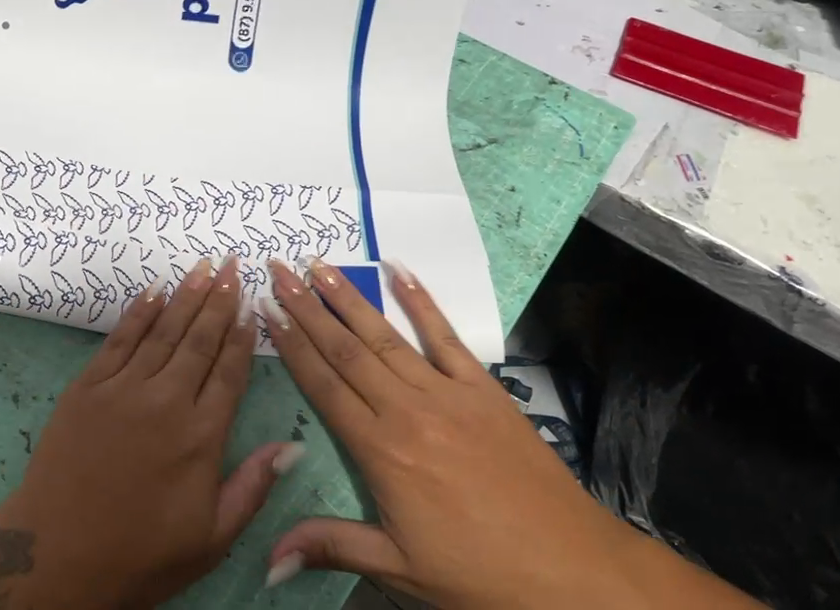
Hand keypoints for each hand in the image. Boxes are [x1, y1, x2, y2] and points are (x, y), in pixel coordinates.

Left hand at [0, 256, 303, 609]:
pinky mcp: (88, 386)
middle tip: (230, 265)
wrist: (58, 554)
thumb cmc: (142, 554)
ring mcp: (123, 389)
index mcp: (202, 437)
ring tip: (202, 268)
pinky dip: (139, 313)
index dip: (243, 336)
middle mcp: (166, 401)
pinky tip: (154, 292)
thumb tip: (292, 444)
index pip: (229, 372)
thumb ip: (252, 486)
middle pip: (199, 340)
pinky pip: (119, 339)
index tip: (252, 305)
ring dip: (185, 297)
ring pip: (162, 332)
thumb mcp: (212, 538)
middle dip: (218, 300)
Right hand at [260, 257, 763, 609]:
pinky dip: (421, 302)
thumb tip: (265, 560)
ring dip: (348, 298)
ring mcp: (448, 394)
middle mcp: (407, 410)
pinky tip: (398, 271)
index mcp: (381, 451)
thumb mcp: (399, 569)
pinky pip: (447, 337)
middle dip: (307, 307)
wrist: (573, 570)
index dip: (291, 345)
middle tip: (278, 268)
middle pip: (346, 350)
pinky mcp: (484, 389)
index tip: (265, 308)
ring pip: (386, 336)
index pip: (323, 385)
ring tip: (318, 265)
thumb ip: (331, 547)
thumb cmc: (479, 574)